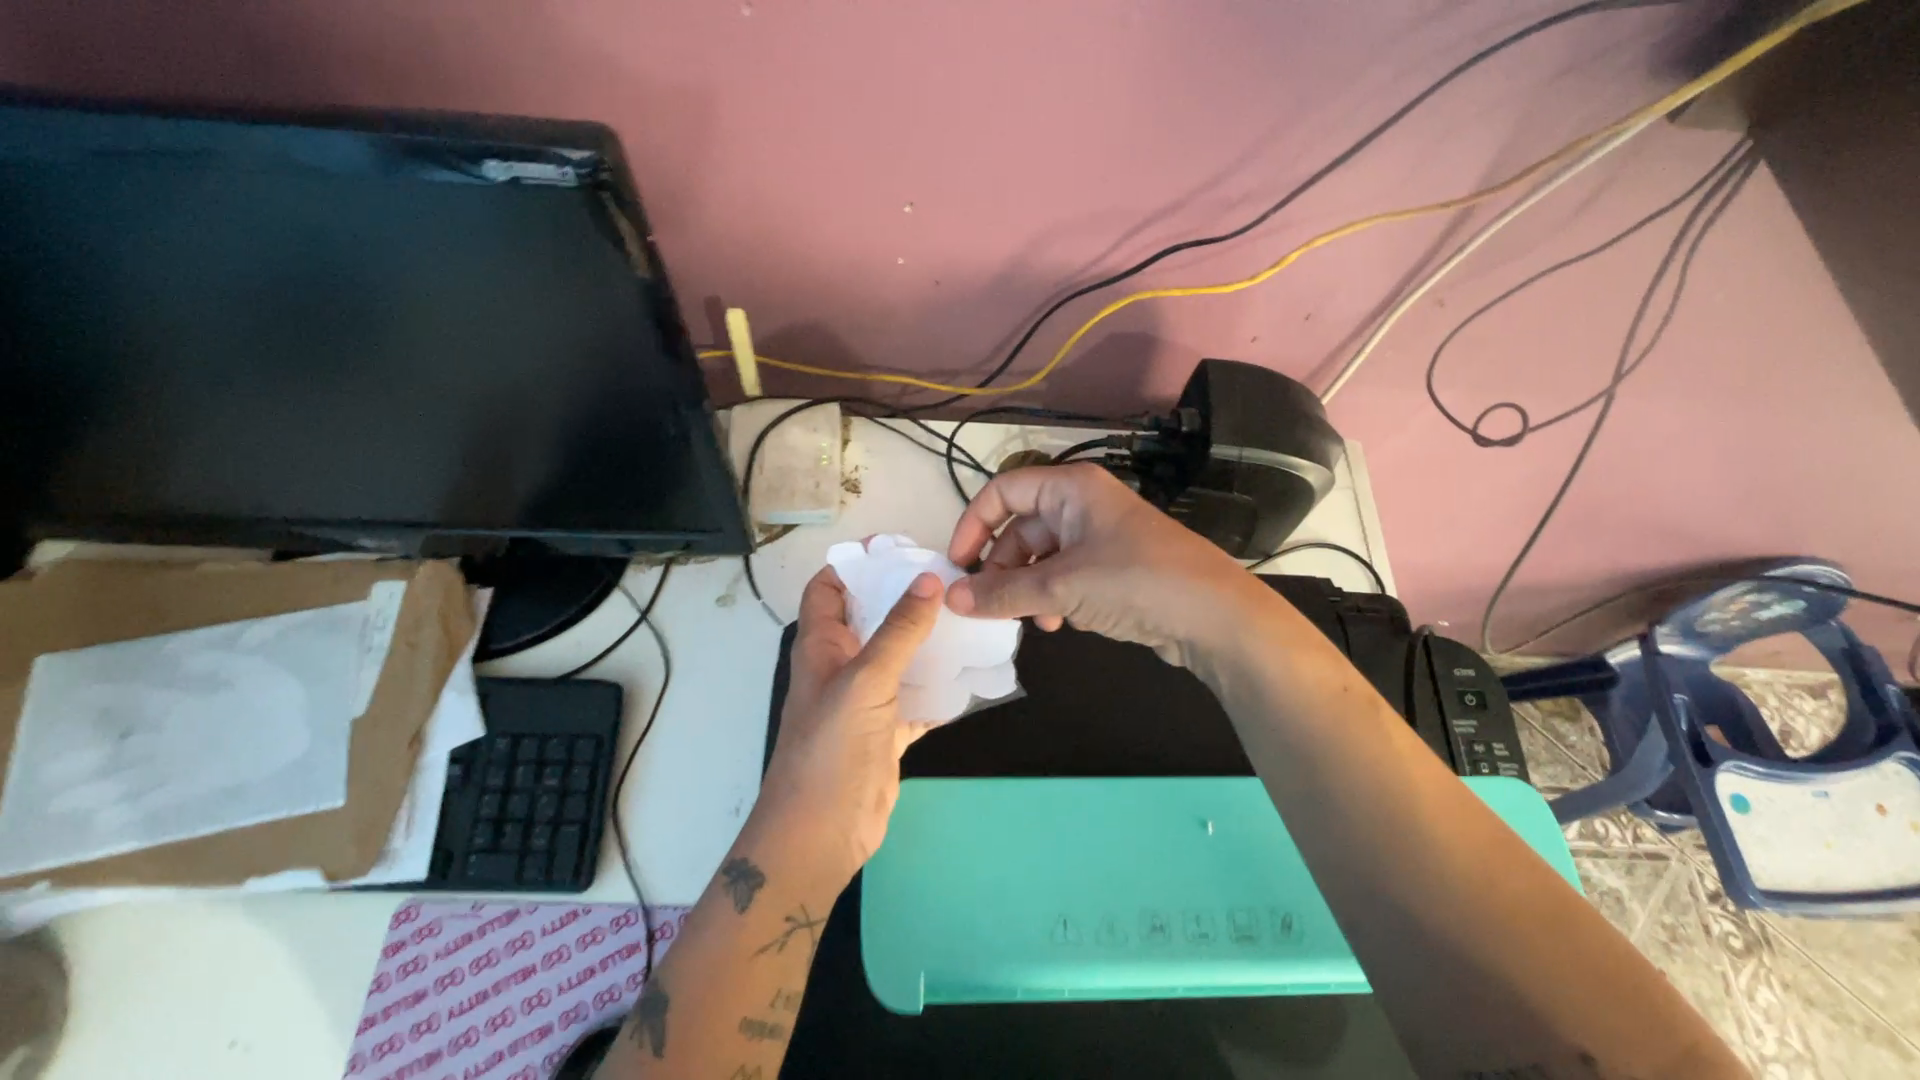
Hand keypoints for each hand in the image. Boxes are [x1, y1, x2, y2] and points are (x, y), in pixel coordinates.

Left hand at [755, 565, 943, 878]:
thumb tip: (929, 580)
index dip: (857, 564)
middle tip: (952, 582)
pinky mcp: (886, 733)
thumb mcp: (866, 680)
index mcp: (821, 645)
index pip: (829, 588)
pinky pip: (916, 702)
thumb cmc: (832, 748)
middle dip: (905, 600)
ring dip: (927, 644)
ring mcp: (864, 702)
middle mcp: (841, 667)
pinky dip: (939, 692)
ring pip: (898, 660)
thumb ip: (898, 631)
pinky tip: (973, 679)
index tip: (901, 549)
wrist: (823, 831)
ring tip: (970, 621)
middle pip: (871, 619)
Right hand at [945, 463, 1263, 667]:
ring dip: (1029, 589)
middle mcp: (1084, 505)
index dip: (973, 525)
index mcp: (1071, 489)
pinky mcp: (1115, 569)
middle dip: (1003, 567)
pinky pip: (1067, 577)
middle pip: (1021, 528)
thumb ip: (1002, 593)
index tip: (957, 566)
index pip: (1003, 491)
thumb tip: (952, 597)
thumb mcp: (1061, 587)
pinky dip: (1056, 599)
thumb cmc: (1135, 581)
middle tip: (989, 604)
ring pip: (1043, 558)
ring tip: (1034, 619)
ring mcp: (1101, 538)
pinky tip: (1063, 623)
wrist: (1214, 615)